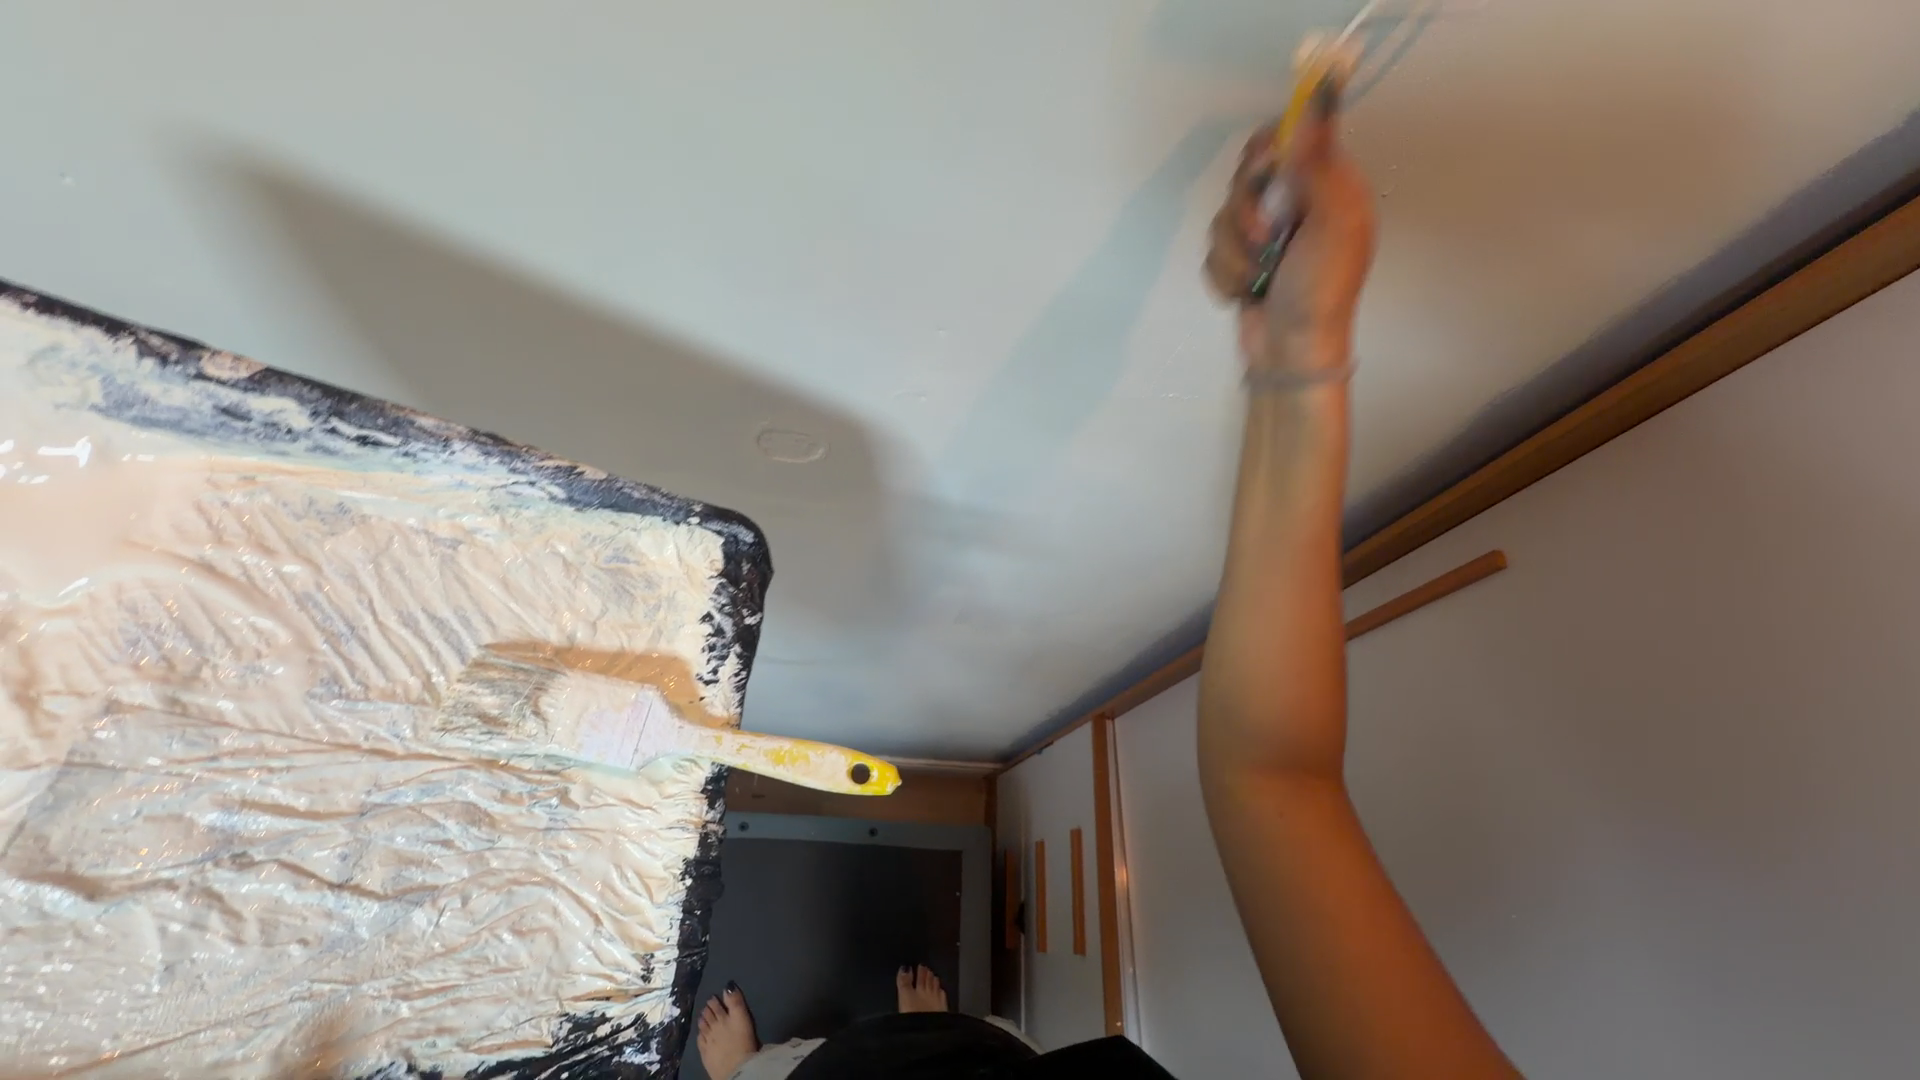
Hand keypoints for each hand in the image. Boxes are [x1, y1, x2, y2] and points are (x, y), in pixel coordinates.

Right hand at [1204, 111, 1376, 372]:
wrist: (1290, 353)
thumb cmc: (1319, 290)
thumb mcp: (1331, 220)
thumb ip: (1318, 157)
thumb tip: (1323, 85)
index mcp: (1326, 184)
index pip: (1283, 137)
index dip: (1265, 155)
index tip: (1266, 178)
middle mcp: (1294, 203)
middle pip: (1244, 177)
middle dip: (1246, 216)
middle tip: (1267, 241)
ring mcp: (1263, 236)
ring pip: (1221, 219)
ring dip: (1235, 255)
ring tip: (1259, 279)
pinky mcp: (1239, 263)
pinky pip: (1211, 253)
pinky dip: (1225, 277)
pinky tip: (1247, 293)